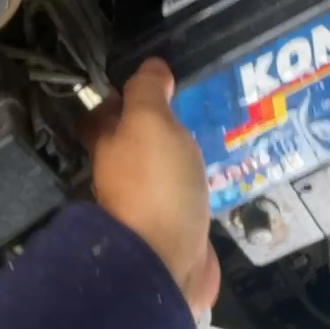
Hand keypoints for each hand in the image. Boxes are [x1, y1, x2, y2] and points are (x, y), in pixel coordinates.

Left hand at [87, 59, 220, 320]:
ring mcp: (153, 204)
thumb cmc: (155, 185)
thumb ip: (149, 92)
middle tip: (193, 102)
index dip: (120, 95)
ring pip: (167, 169)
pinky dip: (203, 183)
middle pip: (138, 143)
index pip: (104, 114)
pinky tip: (225, 171)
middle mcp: (125, 175)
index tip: (150, 79)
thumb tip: (151, 65)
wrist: (168, 262)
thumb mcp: (150, 123)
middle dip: (160, 125)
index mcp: (109, 147)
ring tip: (217, 131)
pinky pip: (191, 196)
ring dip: (184, 154)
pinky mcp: (180, 226)